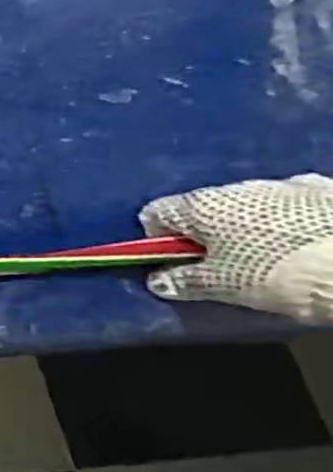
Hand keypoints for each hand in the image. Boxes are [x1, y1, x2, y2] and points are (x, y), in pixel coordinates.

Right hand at [139, 174, 332, 321]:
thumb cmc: (280, 273)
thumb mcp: (221, 286)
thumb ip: (182, 281)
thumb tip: (160, 281)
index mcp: (201, 205)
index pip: (156, 214)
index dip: (162, 240)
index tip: (181, 263)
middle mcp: (240, 186)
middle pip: (209, 208)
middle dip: (214, 231)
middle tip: (233, 263)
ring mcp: (296, 185)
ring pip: (259, 204)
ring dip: (259, 223)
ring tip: (285, 254)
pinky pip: (306, 203)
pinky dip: (303, 219)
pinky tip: (321, 241)